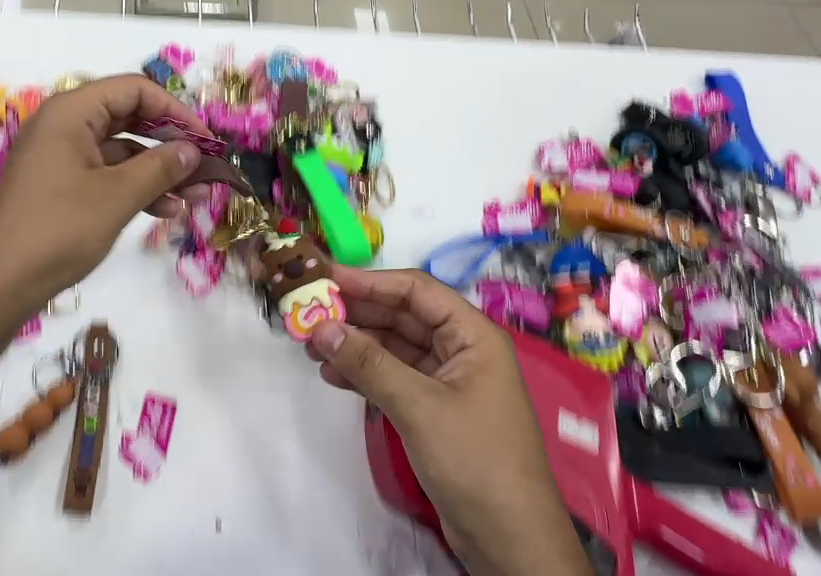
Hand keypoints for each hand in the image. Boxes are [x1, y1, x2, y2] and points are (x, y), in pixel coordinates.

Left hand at [0, 75, 203, 307]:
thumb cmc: (58, 229)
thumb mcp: (117, 196)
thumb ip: (160, 167)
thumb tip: (193, 150)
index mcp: (71, 111)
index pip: (134, 90)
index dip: (175, 111)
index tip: (206, 141)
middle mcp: (63, 124)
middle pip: (128, 117)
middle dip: (169, 143)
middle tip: (204, 168)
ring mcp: (59, 154)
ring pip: (120, 149)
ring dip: (157, 170)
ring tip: (194, 198)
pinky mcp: (58, 183)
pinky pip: (105, 172)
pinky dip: (134, 187)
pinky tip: (164, 211)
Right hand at [306, 267, 593, 575]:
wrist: (511, 542)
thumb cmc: (475, 460)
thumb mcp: (418, 406)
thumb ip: (368, 363)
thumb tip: (320, 328)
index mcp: (473, 335)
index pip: (415, 290)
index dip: (369, 281)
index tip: (324, 278)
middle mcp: (462, 349)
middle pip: (402, 315)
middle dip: (357, 314)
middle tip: (308, 312)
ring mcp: (448, 380)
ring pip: (394, 346)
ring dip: (355, 344)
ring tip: (312, 346)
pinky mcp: (435, 409)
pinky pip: (394, 375)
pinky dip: (365, 372)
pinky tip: (333, 375)